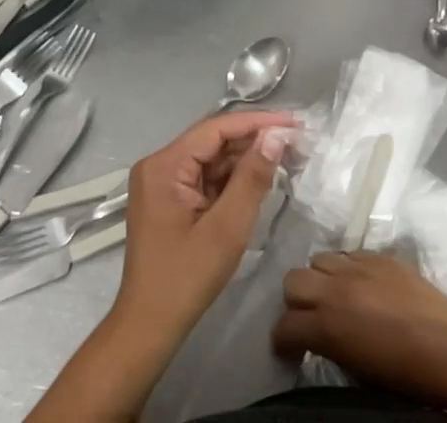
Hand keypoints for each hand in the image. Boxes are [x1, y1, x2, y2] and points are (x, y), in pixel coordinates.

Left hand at [113, 110, 293, 334]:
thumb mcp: (227, 227)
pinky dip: (232, 179)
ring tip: (286, 157)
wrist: (150, 325)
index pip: (215, 129)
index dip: (256, 122)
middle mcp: (158, 166)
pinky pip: (205, 179)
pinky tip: (260, 179)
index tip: (294, 123)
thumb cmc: (187, 277)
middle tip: (297, 141)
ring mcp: (162, 184)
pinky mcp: (169, 202)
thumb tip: (275, 136)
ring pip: (211, 160)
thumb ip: (252, 178)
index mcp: (164, 166)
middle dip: (253, 139)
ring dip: (245, 159)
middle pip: (212, 141)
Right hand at [273, 253, 446, 398]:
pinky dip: (348, 268)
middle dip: (295, 302)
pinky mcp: (381, 256)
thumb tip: (319, 339)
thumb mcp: (355, 367)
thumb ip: (329, 346)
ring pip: (319, 259)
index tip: (291, 349)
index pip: (284, 326)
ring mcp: (359, 267)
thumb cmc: (406, 373)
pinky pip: (351, 253)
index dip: (283, 341)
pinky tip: (362, 284)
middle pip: (292, 281)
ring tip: (335, 295)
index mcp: (327, 325)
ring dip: (321, 278)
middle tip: (310, 318)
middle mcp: (335, 289)